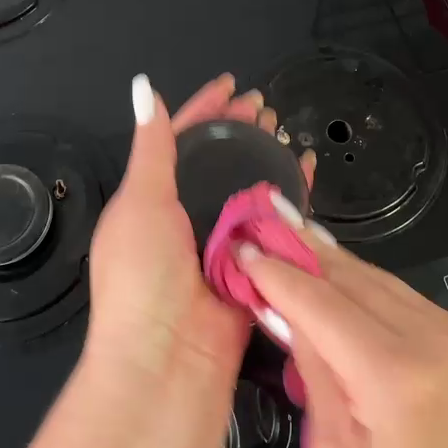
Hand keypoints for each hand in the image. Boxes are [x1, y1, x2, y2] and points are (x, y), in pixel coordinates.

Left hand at [84, 72, 293, 376]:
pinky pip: (273, 223)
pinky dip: (289, 197)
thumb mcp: (141, 201)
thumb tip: (142, 86)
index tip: (229, 84)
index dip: (202, 109)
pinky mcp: (252, 267)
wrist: (167, 363)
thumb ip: (152, 145)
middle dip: (240, 130)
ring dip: (266, 158)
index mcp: (150, 200)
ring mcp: (220, 243)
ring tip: (286, 131)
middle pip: (218, 161)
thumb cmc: (142, 276)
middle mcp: (185, 218)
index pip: (177, 140)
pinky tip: (306, 174)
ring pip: (248, 188)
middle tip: (266, 107)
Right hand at [242, 234, 447, 447]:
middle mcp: (433, 338)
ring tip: (289, 234)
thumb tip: (287, 313)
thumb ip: (314, 378)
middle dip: (300, 248)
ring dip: (330, 258)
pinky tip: (334, 270)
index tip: (241, 244)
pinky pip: (403, 294)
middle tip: (260, 224)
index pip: (320, 303)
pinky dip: (363, 280)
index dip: (276, 271)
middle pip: (350, 276)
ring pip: (377, 276)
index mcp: (396, 377)